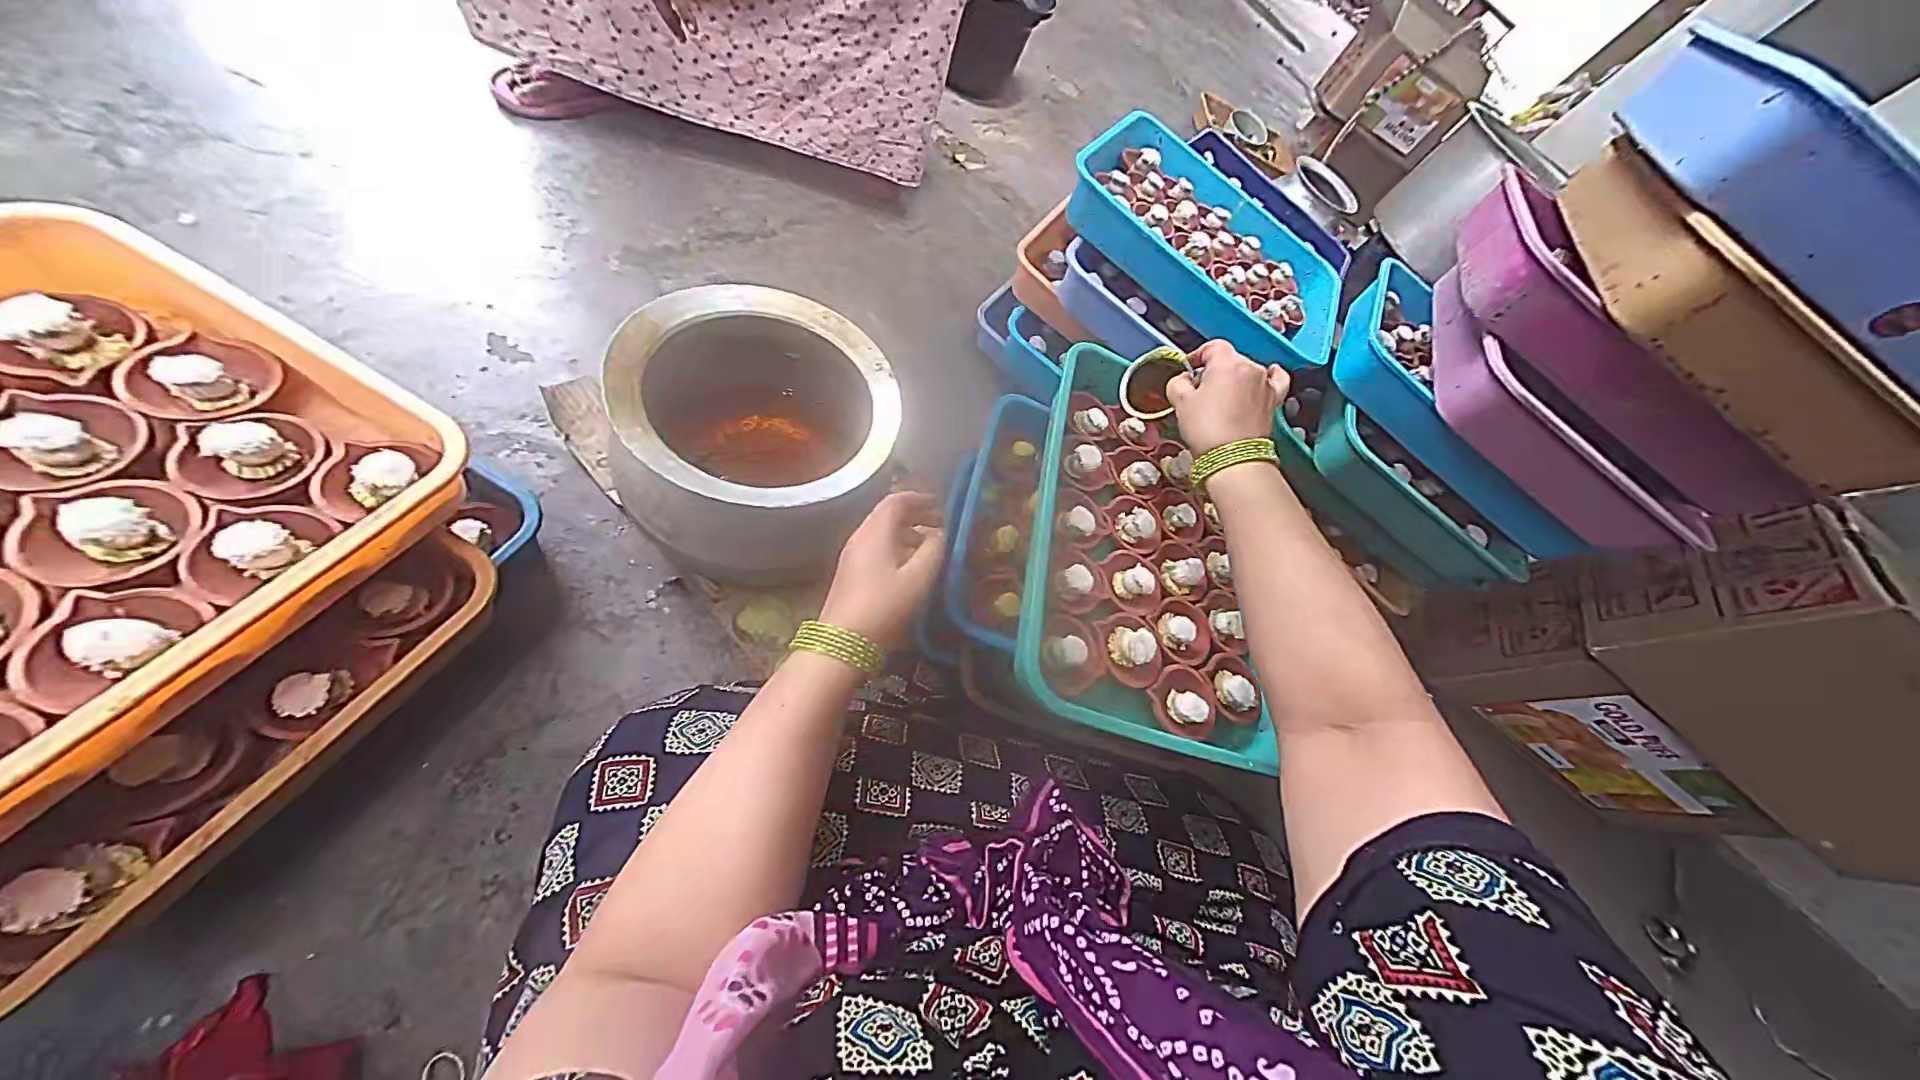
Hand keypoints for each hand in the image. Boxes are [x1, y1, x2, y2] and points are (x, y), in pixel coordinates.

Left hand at [818, 491, 946, 648]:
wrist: (842, 645)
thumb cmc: (884, 608)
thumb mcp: (918, 579)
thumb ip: (933, 550)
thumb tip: (940, 534)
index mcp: (875, 532)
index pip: (897, 500)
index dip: (921, 499)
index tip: (942, 505)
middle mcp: (860, 538)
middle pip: (888, 515)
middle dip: (916, 516)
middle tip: (942, 527)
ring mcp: (852, 557)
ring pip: (882, 534)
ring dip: (908, 535)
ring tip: (932, 548)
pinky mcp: (850, 575)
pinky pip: (876, 550)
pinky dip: (897, 549)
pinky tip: (911, 568)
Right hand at [1165, 340, 1289, 455]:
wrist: (1232, 457)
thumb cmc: (1206, 428)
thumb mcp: (1179, 402)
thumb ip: (1178, 382)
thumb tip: (1184, 379)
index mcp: (1226, 363)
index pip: (1212, 347)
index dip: (1197, 356)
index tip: (1188, 369)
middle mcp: (1250, 367)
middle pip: (1228, 360)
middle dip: (1213, 371)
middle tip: (1198, 392)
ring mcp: (1265, 383)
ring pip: (1246, 371)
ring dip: (1233, 380)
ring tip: (1220, 400)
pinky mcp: (1274, 399)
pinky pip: (1275, 380)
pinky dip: (1268, 377)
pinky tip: (1263, 378)